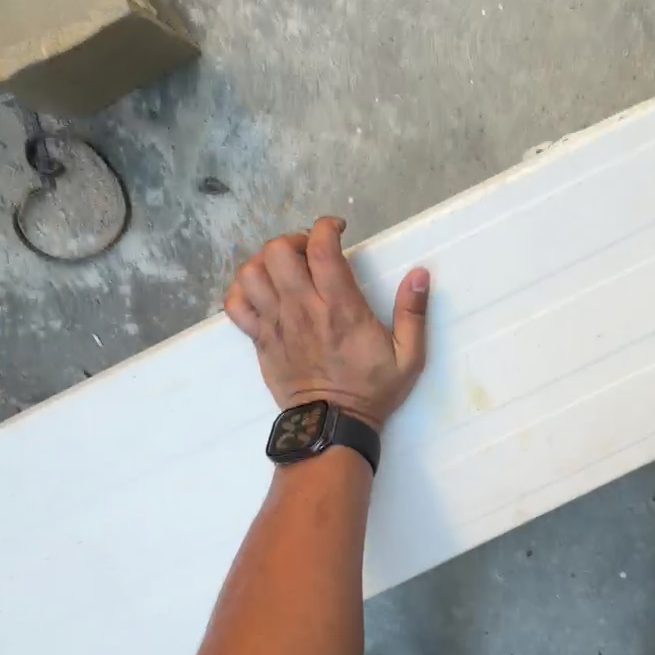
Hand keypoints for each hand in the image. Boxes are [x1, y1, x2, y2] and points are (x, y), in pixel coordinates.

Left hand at [224, 216, 429, 428]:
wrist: (332, 427)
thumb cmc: (372, 390)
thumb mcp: (409, 356)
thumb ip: (413, 313)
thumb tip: (419, 274)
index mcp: (340, 308)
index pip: (322, 249)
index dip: (326, 227)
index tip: (338, 229)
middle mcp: (302, 309)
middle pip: (278, 252)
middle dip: (294, 241)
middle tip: (311, 253)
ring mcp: (276, 324)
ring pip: (251, 272)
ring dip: (267, 261)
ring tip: (286, 270)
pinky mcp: (260, 340)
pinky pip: (235, 304)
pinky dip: (242, 289)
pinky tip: (262, 292)